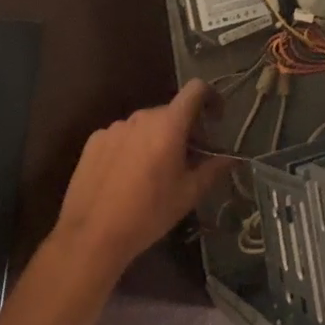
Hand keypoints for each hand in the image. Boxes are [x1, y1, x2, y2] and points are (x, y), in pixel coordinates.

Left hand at [48, 79, 232, 276]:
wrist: (91, 235)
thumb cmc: (148, 213)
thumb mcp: (188, 194)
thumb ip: (213, 169)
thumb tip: (232, 158)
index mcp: (169, 124)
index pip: (196, 89)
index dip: (211, 98)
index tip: (215, 120)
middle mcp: (141, 117)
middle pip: (170, 112)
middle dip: (183, 130)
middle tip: (188, 159)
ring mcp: (114, 127)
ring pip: (145, 126)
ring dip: (156, 139)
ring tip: (154, 173)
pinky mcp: (93, 141)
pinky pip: (122, 136)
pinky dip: (131, 148)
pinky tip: (126, 177)